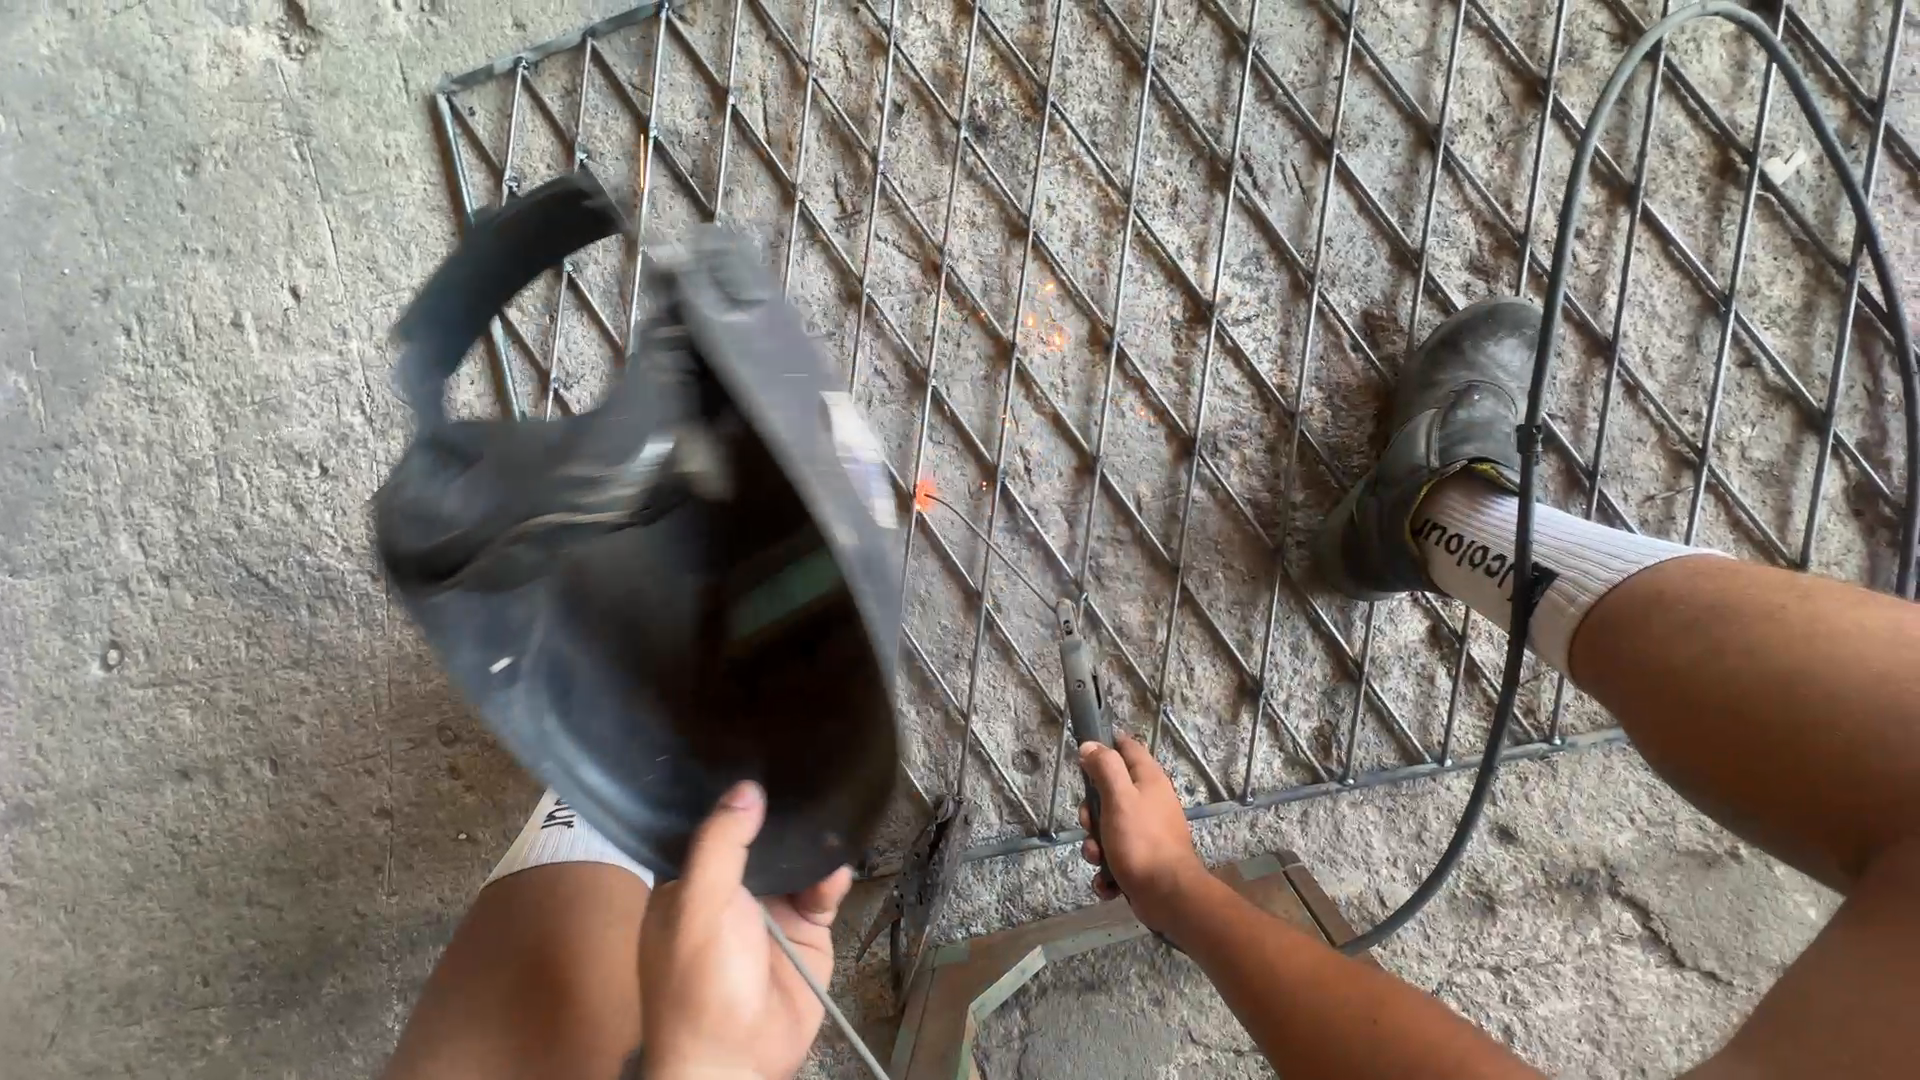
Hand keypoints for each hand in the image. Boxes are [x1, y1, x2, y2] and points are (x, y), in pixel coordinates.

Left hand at [639, 781, 852, 1079]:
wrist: (739, 1060)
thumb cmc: (702, 982)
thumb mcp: (700, 906)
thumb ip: (721, 845)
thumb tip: (746, 788)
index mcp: (693, 884)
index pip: (714, 828)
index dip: (734, 800)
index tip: (760, 759)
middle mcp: (732, 892)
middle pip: (763, 840)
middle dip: (784, 817)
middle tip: (810, 773)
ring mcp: (771, 911)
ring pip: (798, 861)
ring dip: (814, 845)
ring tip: (832, 819)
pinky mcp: (806, 930)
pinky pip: (822, 892)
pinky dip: (831, 879)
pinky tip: (837, 871)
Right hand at [1078, 734, 1209, 931]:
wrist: (1168, 896)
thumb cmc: (1141, 840)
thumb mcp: (1119, 797)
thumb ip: (1105, 767)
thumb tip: (1090, 745)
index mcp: (1149, 779)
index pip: (1127, 747)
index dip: (1105, 746)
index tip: (1084, 757)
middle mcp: (1149, 801)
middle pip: (1110, 792)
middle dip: (1092, 811)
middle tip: (1091, 823)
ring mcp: (1146, 833)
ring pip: (1108, 828)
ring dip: (1096, 845)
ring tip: (1098, 858)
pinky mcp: (1142, 860)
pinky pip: (1115, 856)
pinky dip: (1107, 869)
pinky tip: (1107, 880)